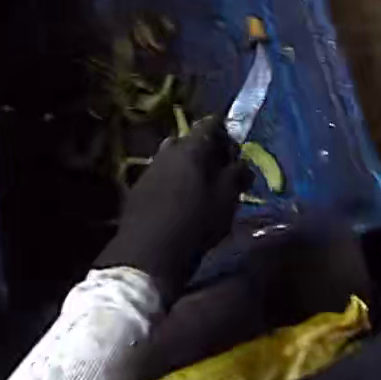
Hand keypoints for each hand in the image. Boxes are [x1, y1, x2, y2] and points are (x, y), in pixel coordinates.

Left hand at [95, 117, 250, 302]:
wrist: (147, 256)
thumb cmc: (195, 224)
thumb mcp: (226, 200)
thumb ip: (237, 175)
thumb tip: (242, 162)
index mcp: (191, 148)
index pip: (211, 124)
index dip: (227, 133)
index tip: (237, 151)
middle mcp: (167, 151)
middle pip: (191, 140)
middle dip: (208, 150)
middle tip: (223, 171)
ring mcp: (149, 169)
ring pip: (175, 158)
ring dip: (190, 167)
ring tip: (203, 188)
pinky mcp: (138, 189)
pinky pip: (162, 175)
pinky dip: (175, 181)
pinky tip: (182, 201)